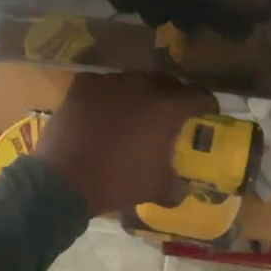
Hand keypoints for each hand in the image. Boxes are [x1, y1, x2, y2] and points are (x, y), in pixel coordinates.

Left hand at [34, 72, 219, 215]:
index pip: (198, 95)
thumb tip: (184, 189)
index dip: (207, 103)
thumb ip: (176, 186)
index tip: (208, 111)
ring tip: (136, 111)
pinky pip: (105, 84)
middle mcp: (143, 86)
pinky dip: (109, 95)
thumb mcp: (154, 188)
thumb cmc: (116, 181)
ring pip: (135, 81)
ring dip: (141, 93)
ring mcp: (112, 81)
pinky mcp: (85, 84)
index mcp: (166, 108)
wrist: (63, 179)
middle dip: (174, 95)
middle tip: (171, 113)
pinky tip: (104, 110)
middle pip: (168, 83)